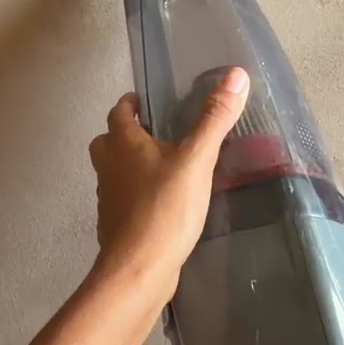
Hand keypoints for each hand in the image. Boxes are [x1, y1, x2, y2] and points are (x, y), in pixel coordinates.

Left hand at [88, 67, 249, 290]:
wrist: (138, 269)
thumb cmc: (164, 208)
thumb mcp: (196, 160)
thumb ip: (214, 119)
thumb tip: (236, 74)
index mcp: (122, 142)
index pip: (119, 111)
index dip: (130, 103)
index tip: (145, 100)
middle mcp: (108, 165)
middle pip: (108, 140)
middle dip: (125, 133)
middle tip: (153, 133)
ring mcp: (107, 196)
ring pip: (113, 170)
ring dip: (129, 164)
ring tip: (161, 167)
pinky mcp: (114, 223)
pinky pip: (121, 197)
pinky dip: (134, 193)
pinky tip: (159, 203)